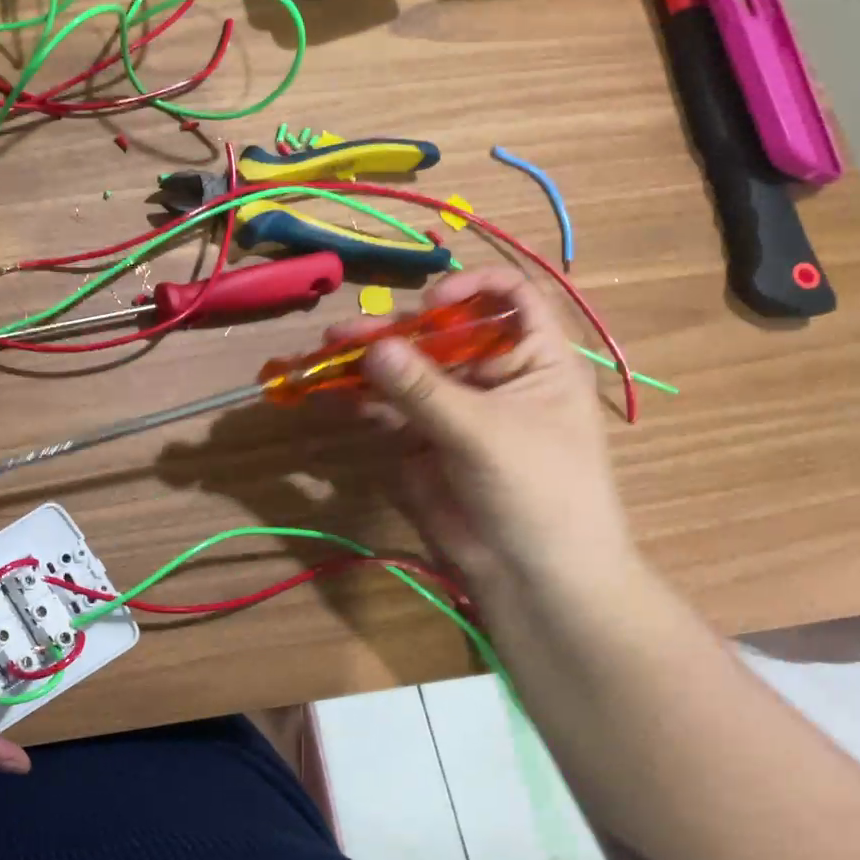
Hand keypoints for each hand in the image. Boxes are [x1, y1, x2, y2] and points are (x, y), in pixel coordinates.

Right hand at [339, 268, 640, 607]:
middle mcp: (492, 375)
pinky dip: (355, 397)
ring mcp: (452, 407)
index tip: (428, 300)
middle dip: (393, 330)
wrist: (531, 570)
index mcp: (534, 360)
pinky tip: (325, 392)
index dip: (472, 288)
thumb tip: (372, 348)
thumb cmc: (538, 489)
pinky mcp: (419, 439)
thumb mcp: (484, 432)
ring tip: (321, 355)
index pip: (510, 299)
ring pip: (403, 370)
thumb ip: (423, 389)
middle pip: (439, 333)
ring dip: (363, 361)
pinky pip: (384, 407)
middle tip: (341, 334)